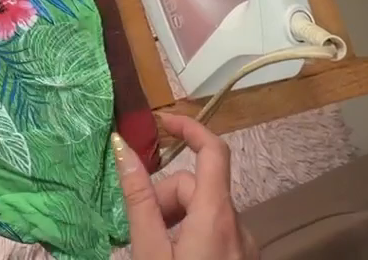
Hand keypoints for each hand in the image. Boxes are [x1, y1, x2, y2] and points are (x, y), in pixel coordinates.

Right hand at [114, 114, 258, 259]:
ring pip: (204, 210)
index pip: (213, 150)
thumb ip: (138, 197)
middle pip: (197, 187)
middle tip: (142, 229)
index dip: (189, 127)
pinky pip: (216, 231)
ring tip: (157, 248)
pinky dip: (193, 234)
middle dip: (165, 197)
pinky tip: (176, 257)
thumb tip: (121, 144)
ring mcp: (246, 247)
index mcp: (217, 215)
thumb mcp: (150, 249)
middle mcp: (239, 226)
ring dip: (177, 218)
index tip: (162, 121)